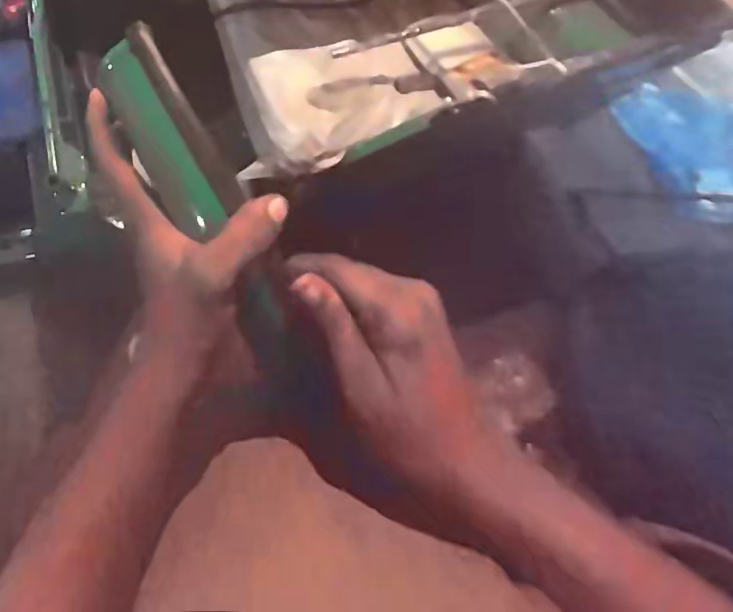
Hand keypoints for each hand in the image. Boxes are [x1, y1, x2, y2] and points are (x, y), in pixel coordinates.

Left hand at [86, 90, 286, 375]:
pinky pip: (185, 206)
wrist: (178, 368)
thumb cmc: (181, 320)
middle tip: (143, 99)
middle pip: (129, 169)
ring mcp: (167, 238)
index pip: (113, 166)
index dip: (103, 129)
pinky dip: (192, 186)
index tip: (99, 93)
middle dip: (128, 133)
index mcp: (143, 220)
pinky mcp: (186, 252)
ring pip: (156, 187)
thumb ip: (239, 240)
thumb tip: (275, 202)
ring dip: (158, 157)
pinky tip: (219, 180)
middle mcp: (149, 223)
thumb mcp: (210, 277)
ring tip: (178, 127)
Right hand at [287, 254, 519, 507]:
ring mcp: (421, 295)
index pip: (334, 265)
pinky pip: (374, 289)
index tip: (262, 284)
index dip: (295, 268)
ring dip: (328, 289)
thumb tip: (299, 278)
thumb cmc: (408, 439)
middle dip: (309, 278)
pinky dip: (349, 299)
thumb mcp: (361, 389)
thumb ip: (334, 328)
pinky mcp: (423, 308)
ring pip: (359, 276)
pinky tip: (329, 320)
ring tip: (293, 311)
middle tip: (273, 302)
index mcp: (395, 305)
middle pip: (347, 267)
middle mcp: (411, 287)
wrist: (470, 467)